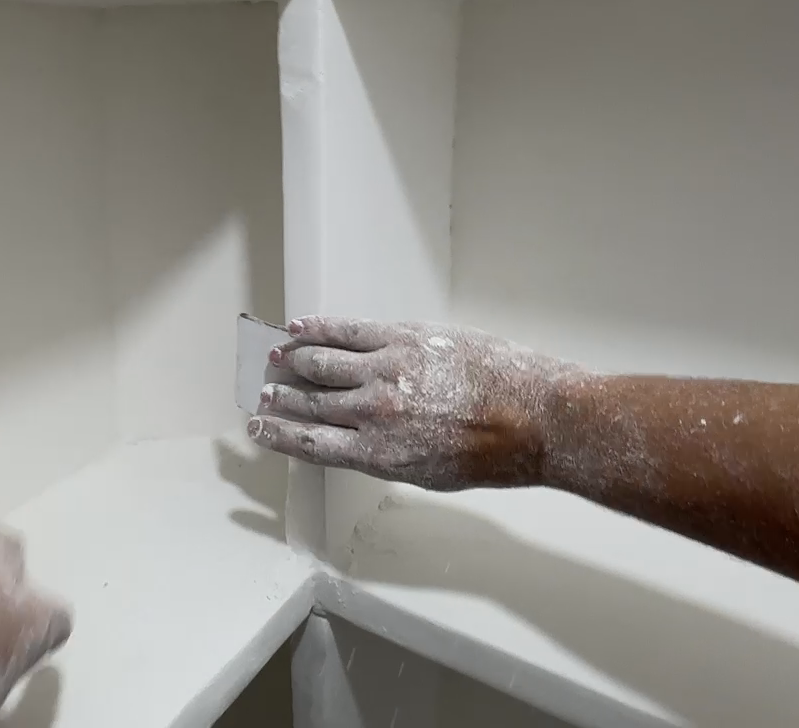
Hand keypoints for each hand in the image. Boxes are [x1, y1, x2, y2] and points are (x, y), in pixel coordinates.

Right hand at [246, 317, 578, 490]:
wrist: (538, 420)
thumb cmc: (495, 453)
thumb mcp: (431, 471)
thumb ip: (387, 453)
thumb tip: (358, 435)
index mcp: (380, 456)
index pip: (312, 443)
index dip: (280, 434)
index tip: (259, 428)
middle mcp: (374, 414)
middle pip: (311, 401)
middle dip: (282, 397)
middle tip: (262, 392)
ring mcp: (386, 372)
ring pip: (322, 363)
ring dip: (293, 359)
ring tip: (275, 357)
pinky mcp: (403, 338)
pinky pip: (348, 330)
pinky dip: (321, 327)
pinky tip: (301, 326)